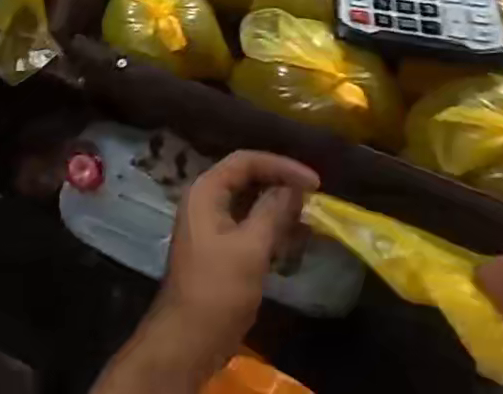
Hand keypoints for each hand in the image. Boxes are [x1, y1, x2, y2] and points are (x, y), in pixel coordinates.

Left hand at [93, 152, 319, 393]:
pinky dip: (271, 228)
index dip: (281, 165)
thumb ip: (273, 212)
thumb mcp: (251, 248)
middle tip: (314, 196)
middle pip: (248, 178)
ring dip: (279, 208)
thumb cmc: (218, 289)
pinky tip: (294, 239)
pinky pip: (248, 225)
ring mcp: (211, 224)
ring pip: (250, 203)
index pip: (246, 161)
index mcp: (206, 191)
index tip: (314, 181)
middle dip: (281, 185)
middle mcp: (206, 200)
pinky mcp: (219, 247)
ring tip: (309, 218)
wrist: (188, 340)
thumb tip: (294, 187)